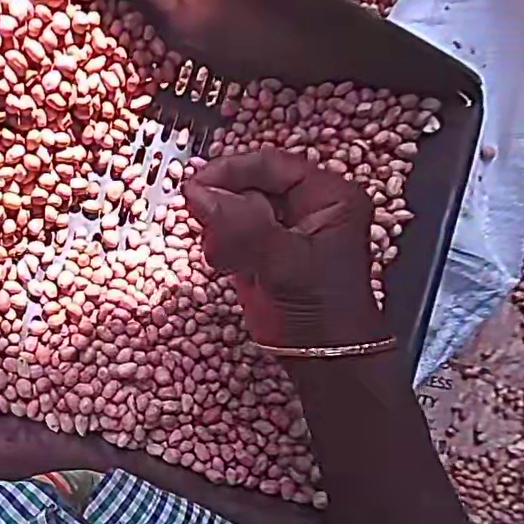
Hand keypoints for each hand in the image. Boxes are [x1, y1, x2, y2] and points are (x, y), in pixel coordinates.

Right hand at [182, 148, 385, 348]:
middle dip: (224, 206)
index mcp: (327, 196)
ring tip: (226, 258)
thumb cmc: (320, 308)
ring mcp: (279, 229)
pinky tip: (229, 267)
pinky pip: (227, 234)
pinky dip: (220, 248)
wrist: (321, 358)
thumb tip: (197, 193)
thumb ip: (241, 224)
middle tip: (204, 224)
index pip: (271, 164)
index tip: (196, 183)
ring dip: (221, 231)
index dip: (232, 170)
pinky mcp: (259, 251)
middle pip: (248, 185)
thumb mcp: (285, 261)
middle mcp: (304, 206)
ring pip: (233, 209)